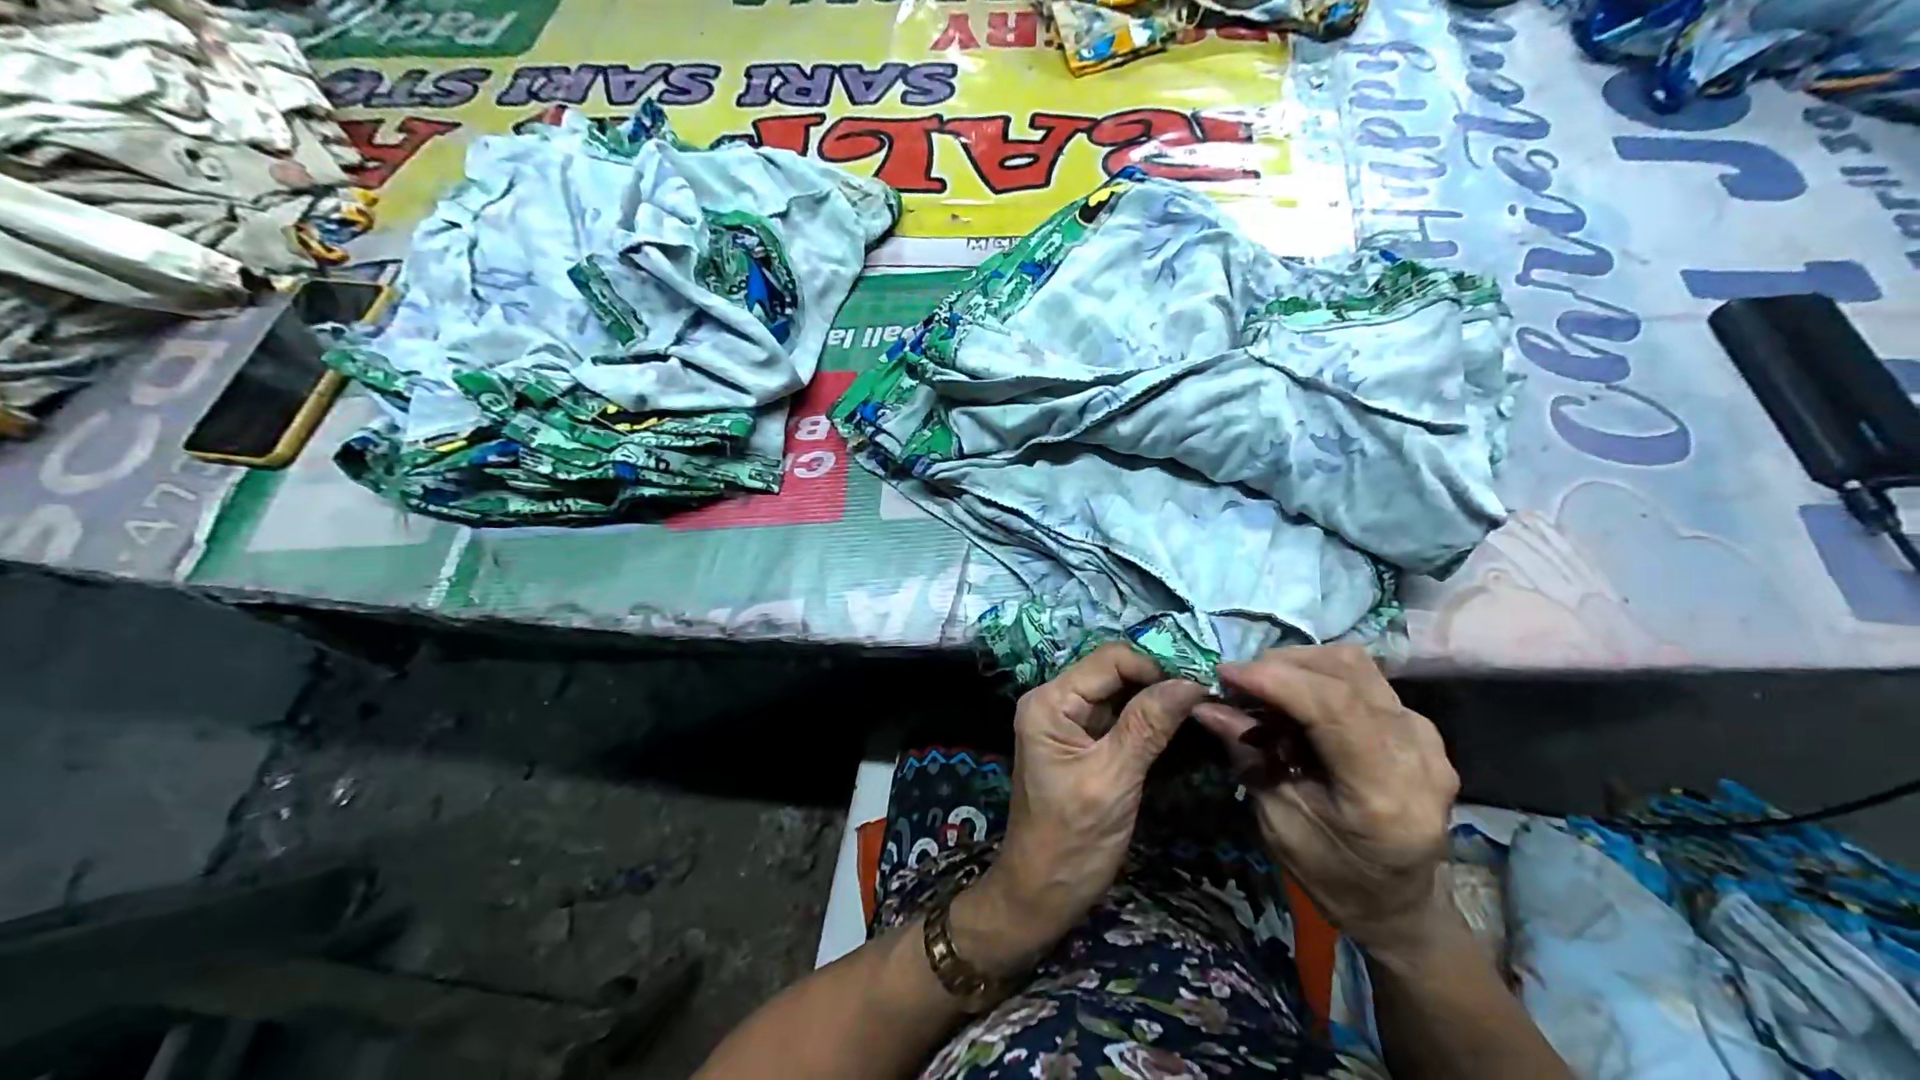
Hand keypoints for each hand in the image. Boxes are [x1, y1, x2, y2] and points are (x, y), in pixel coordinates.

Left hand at [957, 643, 1209, 976]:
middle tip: (1206, 700)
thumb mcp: (1114, 779)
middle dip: (1159, 681)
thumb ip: (1149, 725)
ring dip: (1157, 699)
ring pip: (1120, 692)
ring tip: (1200, 711)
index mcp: (1050, 702)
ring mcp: (1068, 722)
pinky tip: (1178, 726)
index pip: (1110, 660)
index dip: (1155, 667)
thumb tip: (1192, 682)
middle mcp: (1055, 701)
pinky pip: (1119, 716)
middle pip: (1114, 671)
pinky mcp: (1083, 742)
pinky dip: (1147, 719)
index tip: (1199, 689)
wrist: (1041, 892)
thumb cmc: (1072, 840)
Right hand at [1191, 646, 1460, 959]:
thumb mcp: (1278, 824)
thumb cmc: (1332, 875)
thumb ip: (1249, 758)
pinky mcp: (1421, 728)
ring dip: (1299, 665)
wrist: (1397, 903)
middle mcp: (1418, 754)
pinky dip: (1319, 679)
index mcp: (1384, 792)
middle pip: (1346, 672)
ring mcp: (1427, 737)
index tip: (1224, 673)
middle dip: (1281, 665)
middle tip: (1237, 684)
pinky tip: (1295, 702)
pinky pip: (1364, 680)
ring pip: (1355, 666)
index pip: (1334, 707)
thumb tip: (1206, 706)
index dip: (1275, 679)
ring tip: (1263, 690)